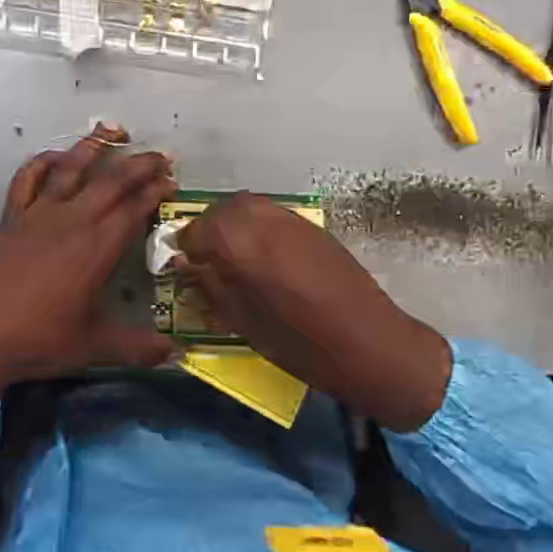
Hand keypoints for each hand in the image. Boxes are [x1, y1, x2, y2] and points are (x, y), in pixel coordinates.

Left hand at [0, 126, 178, 408]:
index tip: (172, 181)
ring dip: (94, 148)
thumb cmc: (36, 340)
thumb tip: (177, 356)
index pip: (134, 209)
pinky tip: (55, 157)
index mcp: (97, 248)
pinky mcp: (11, 218)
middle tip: (160, 156)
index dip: (156, 192)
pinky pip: (28, 179)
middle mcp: (71, 221)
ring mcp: (38, 215)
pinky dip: (43, 162)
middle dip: (139, 164)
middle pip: (110, 181)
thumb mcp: (93, 348)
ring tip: (113, 133)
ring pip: (70, 169)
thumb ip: (139, 348)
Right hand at [176, 192, 450, 430]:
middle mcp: (262, 220)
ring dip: (232, 225)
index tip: (183, 266)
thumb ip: (208, 285)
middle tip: (206, 258)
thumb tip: (185, 265)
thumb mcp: (239, 320)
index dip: (184, 248)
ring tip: (233, 256)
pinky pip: (271, 215)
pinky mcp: (311, 227)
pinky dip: (257, 226)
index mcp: (238, 243)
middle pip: (221, 210)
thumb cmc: (297, 342)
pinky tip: (262, 255)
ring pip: (248, 207)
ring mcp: (290, 220)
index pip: (195, 230)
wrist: (369, 344)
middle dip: (208, 230)